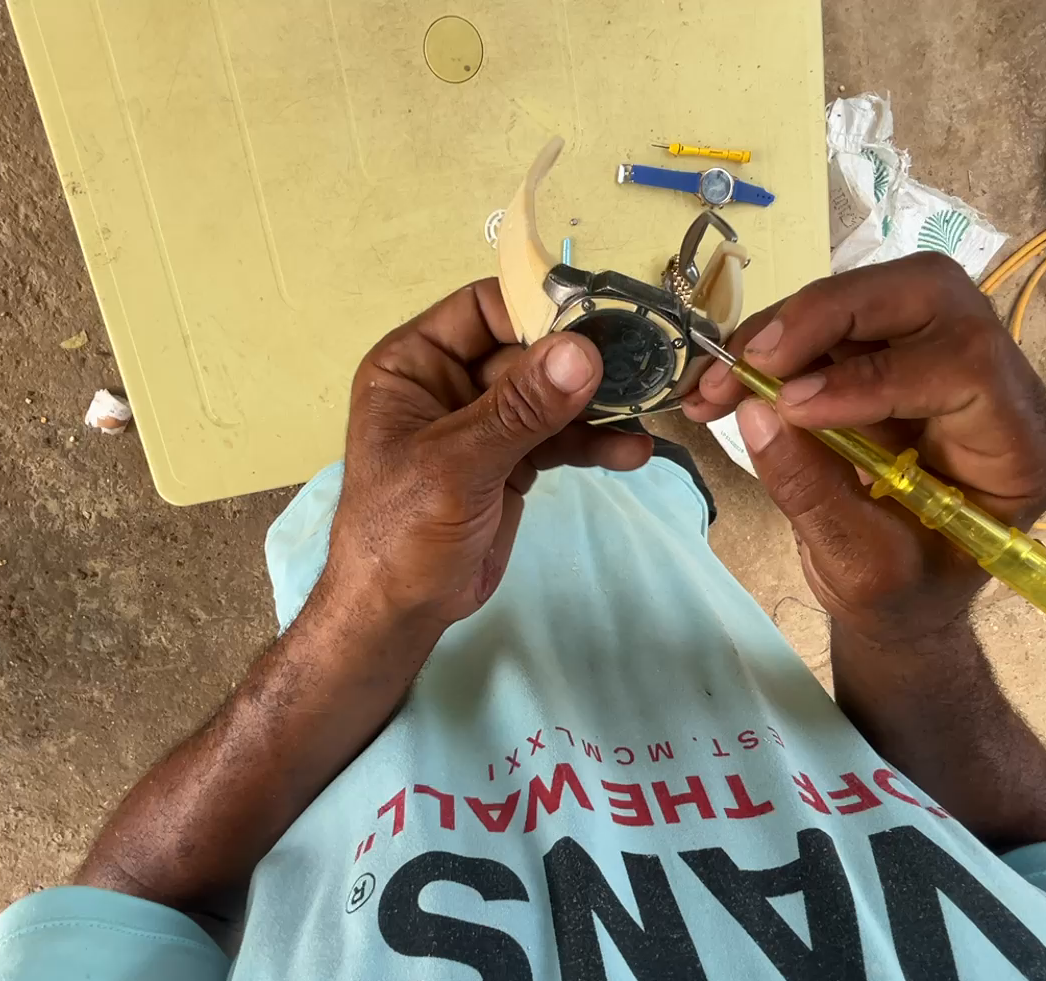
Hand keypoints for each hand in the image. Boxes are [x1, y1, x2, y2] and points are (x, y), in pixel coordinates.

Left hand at [321, 279, 652, 630]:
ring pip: (551, 398)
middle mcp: (452, 383)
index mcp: (416, 364)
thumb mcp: (458, 464)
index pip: (483, 311)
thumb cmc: (403, 530)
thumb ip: (520, 409)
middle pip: (528, 352)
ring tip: (644, 416)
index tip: (599, 317)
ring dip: (597, 409)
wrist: (401, 608)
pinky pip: (558, 439)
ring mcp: (486, 424)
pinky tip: (630, 452)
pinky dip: (592, 444)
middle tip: (641, 366)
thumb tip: (582, 353)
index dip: (537, 308)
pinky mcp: (513, 461)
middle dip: (582, 364)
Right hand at [682, 254, 1045, 644]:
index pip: (966, 365)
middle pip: (926, 296)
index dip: (873, 374)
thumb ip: (811, 490)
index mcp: (1017, 448)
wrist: (896, 601)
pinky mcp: (889, 366)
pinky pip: (830, 330)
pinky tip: (720, 383)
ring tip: (714, 381)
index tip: (789, 405)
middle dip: (827, 316)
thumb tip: (754, 412)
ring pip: (872, 299)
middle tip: (747, 358)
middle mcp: (994, 388)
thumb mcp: (858, 565)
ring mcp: (938, 367)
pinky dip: (769, 350)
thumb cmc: (899, 598)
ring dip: (782, 331)